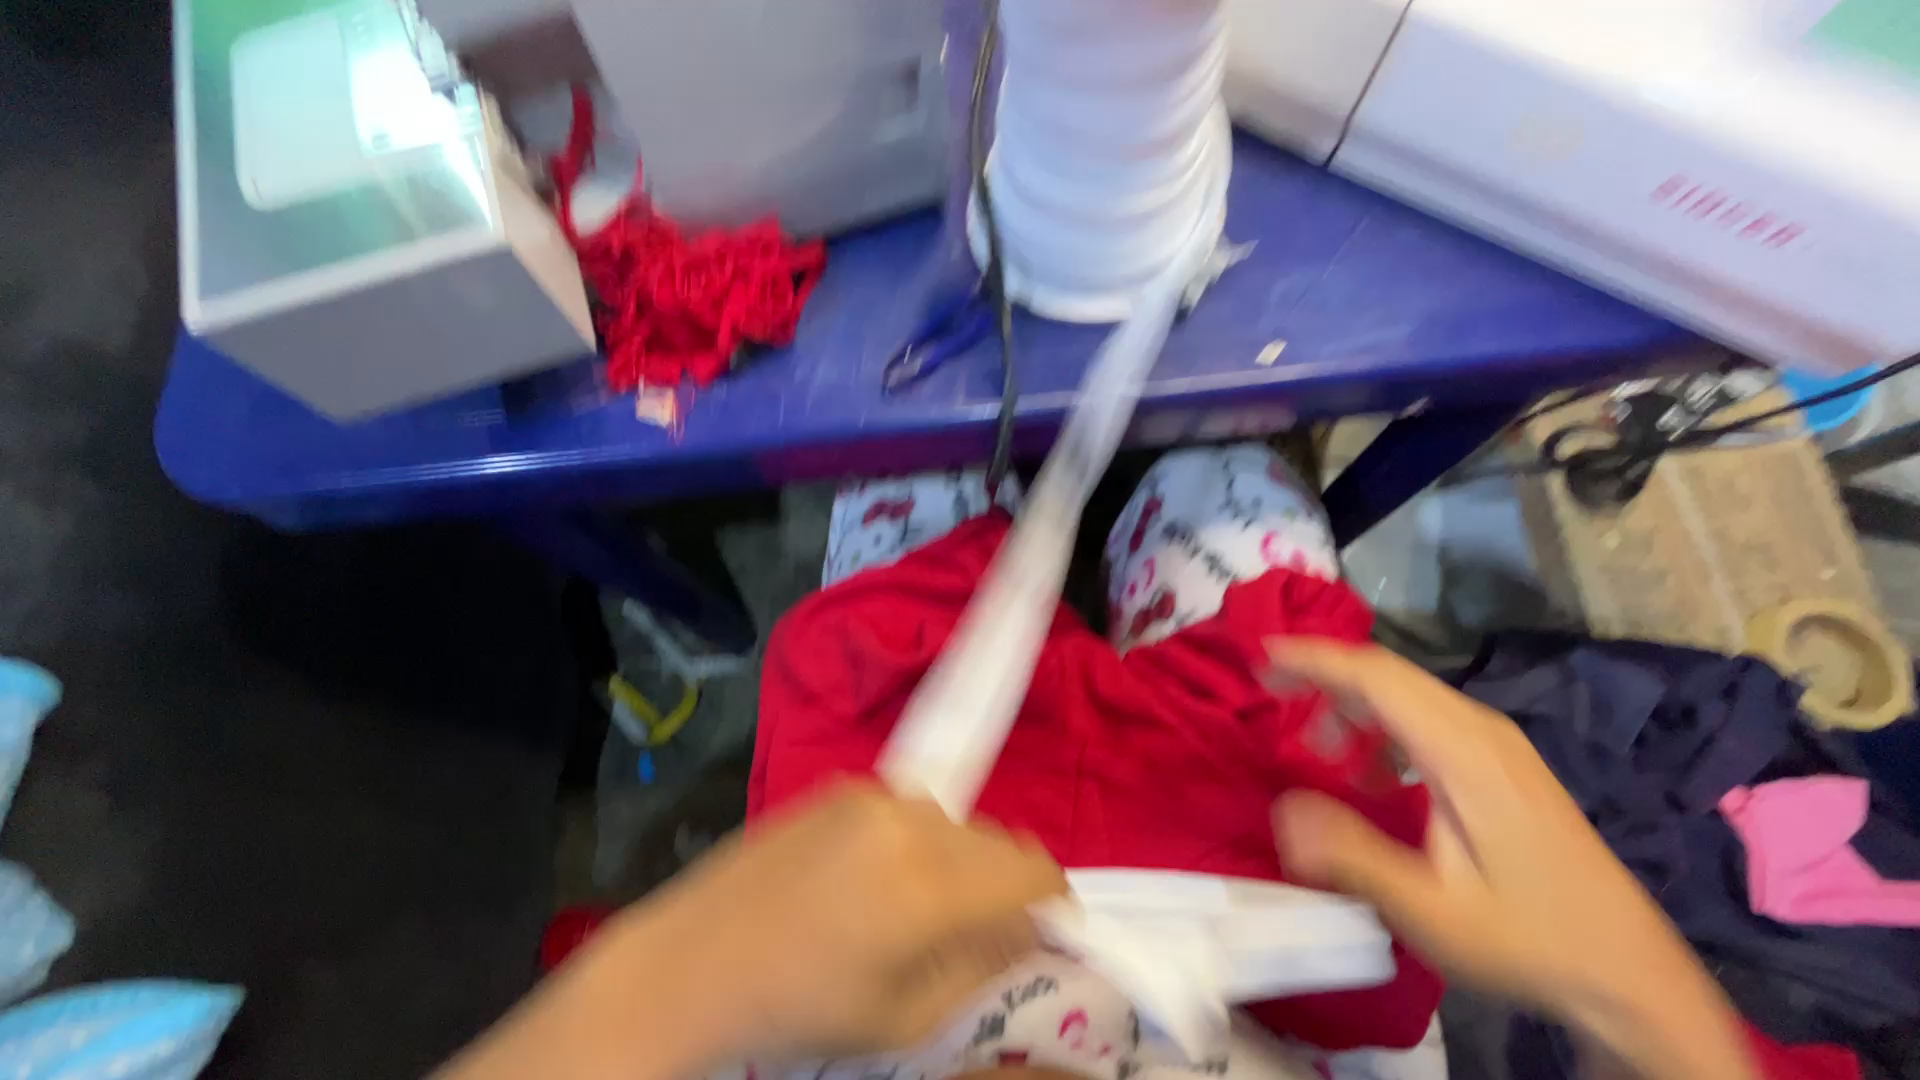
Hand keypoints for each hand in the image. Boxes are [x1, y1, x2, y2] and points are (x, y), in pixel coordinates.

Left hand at [437, 782, 1066, 1079]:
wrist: (691, 962)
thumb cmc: (799, 1009)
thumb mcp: (905, 1014)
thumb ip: (984, 964)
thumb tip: (1034, 932)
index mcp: (927, 883)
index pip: (1031, 871)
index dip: (1054, 904)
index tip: (1048, 933)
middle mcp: (908, 820)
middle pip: (998, 843)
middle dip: (1005, 886)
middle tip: (980, 934)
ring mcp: (871, 795)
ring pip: (956, 823)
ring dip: (961, 862)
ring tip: (918, 909)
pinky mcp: (842, 786)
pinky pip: (911, 811)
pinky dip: (919, 842)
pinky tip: (876, 880)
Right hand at [1264, 639, 1754, 1079]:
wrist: (1631, 974)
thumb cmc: (1528, 939)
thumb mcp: (1430, 911)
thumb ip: (1353, 856)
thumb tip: (1282, 810)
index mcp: (1465, 752)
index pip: (1377, 677)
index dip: (1314, 658)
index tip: (1260, 654)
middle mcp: (1482, 731)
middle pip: (1390, 674)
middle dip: (1322, 672)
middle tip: (1267, 687)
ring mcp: (1498, 745)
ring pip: (1408, 693)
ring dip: (1350, 702)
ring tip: (1310, 742)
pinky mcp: (1501, 764)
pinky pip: (1426, 718)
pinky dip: (1380, 724)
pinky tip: (1365, 771)